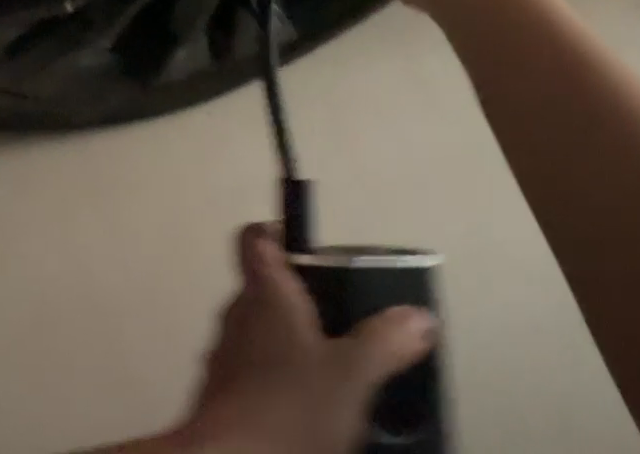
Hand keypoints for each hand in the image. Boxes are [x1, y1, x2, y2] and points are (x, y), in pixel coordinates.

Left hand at [173, 224, 435, 453]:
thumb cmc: (288, 406)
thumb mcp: (351, 375)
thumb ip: (384, 342)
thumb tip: (419, 316)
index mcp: (264, 292)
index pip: (256, 237)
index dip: (276, 231)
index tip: (305, 246)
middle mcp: (237, 314)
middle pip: (263, 288)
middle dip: (299, 301)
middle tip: (342, 321)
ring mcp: (224, 355)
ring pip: (259, 333)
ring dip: (290, 344)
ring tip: (333, 370)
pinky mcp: (221, 396)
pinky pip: (253, 372)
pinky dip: (278, 379)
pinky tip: (308, 408)